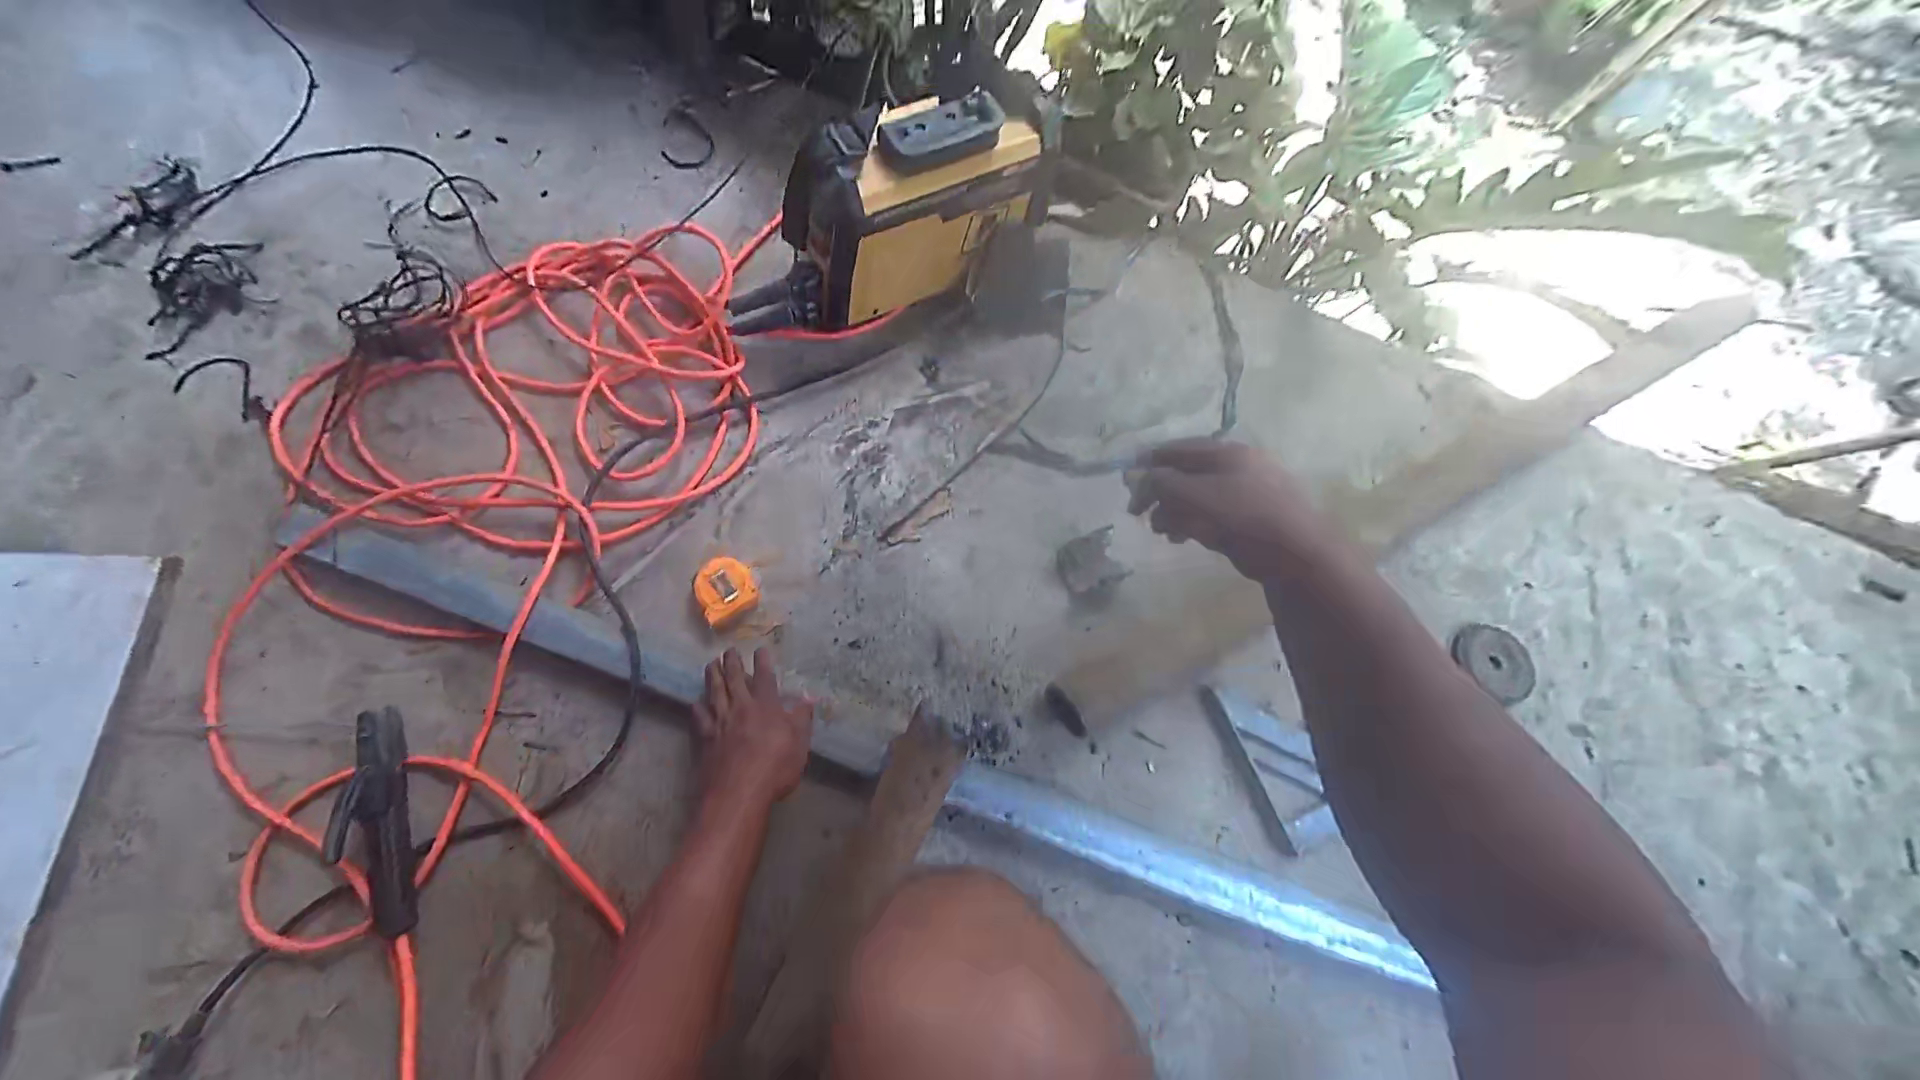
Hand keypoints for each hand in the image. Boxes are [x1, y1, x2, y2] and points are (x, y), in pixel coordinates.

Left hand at [693, 648, 813, 808]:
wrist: (739, 792)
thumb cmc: (776, 767)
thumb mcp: (800, 742)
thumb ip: (802, 718)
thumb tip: (808, 699)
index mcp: (766, 707)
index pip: (764, 678)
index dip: (762, 663)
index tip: (760, 650)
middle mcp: (742, 708)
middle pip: (735, 681)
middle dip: (732, 663)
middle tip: (728, 651)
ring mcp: (721, 723)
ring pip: (715, 693)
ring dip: (713, 677)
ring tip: (710, 664)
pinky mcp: (706, 739)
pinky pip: (700, 718)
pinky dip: (697, 708)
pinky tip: (695, 703)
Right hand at [1126, 439, 1327, 580]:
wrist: (1295, 553)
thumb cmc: (1243, 516)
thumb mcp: (1195, 495)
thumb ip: (1162, 484)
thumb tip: (1139, 479)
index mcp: (1225, 452)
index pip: (1177, 449)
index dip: (1148, 463)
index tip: (1127, 484)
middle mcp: (1235, 467)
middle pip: (1184, 473)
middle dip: (1159, 493)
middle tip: (1138, 512)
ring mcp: (1242, 493)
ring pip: (1195, 497)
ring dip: (1172, 511)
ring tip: (1162, 531)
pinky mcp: (1246, 518)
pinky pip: (1209, 515)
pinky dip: (1191, 523)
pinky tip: (1182, 537)